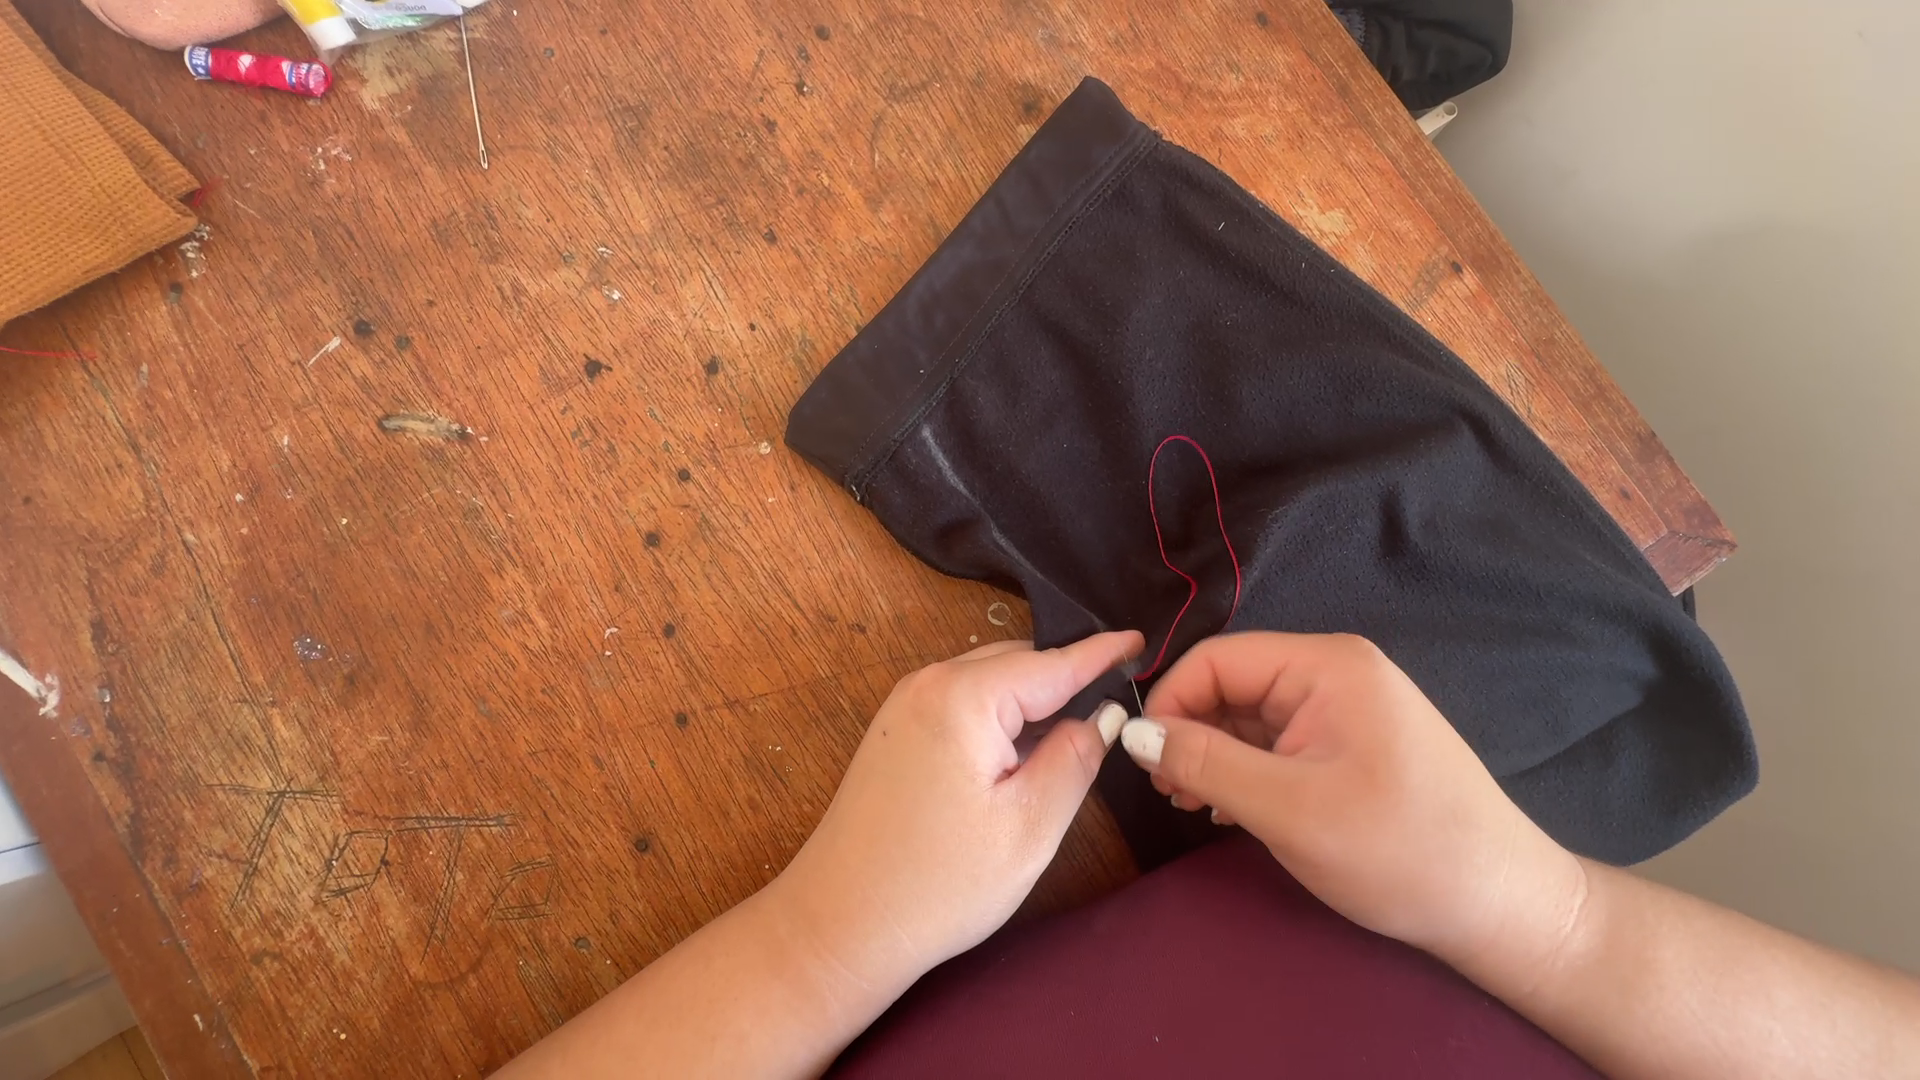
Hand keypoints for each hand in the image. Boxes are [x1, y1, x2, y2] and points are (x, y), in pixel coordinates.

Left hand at [777, 631, 1141, 985]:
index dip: (1099, 653)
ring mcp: (905, 702)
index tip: (1139, 638)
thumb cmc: (939, 884)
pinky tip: (1016, 751)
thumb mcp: (1028, 827)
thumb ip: (1074, 758)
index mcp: (963, 697)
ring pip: (989, 682)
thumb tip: (1099, 714)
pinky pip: (963, 701)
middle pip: (1016, 664)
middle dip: (1064, 679)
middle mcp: (929, 682)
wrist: (839, 923)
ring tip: (1071, 731)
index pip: (1049, 663)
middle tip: (1111, 705)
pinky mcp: (896, 727)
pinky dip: (998, 714)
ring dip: (1030, 700)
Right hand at [1122, 632, 1585, 963]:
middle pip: (1229, 686)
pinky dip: (1241, 770)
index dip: (1171, 702)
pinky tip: (1229, 808)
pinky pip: (1272, 741)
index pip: (1216, 659)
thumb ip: (1203, 763)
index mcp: (1325, 665)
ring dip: (1211, 756)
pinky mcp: (1345, 743)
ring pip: (1245, 716)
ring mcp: (1341, 708)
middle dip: (1190, 734)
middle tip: (1170, 793)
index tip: (1146, 760)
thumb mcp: (1288, 809)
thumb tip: (1132, 734)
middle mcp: (1331, 673)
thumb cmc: (1398, 851)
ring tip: (1194, 805)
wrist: (1507, 912)